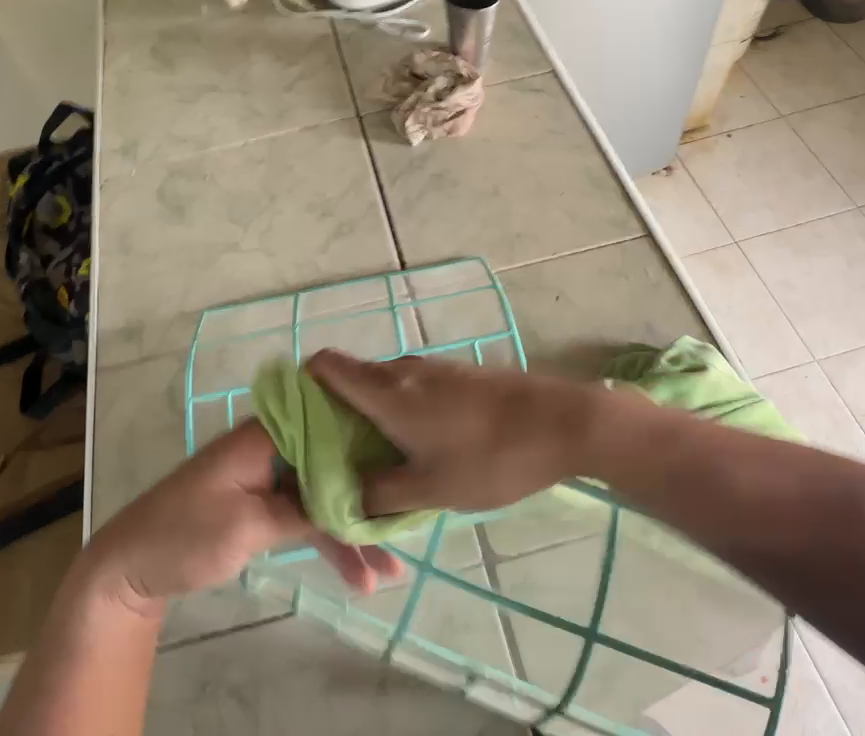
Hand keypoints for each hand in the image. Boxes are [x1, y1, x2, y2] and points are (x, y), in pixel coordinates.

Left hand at [83, 420, 402, 617]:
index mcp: (264, 436)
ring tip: (390, 572)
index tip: (408, 457)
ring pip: (325, 496)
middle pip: (334, 462)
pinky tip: (359, 577)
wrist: (131, 567)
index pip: (327, 422)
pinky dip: (331, 543)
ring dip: (354, 532)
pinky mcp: (266, 504)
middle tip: (408, 525)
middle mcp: (272, 448)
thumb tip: (354, 498)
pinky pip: (309, 517)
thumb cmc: (183, 535)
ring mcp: (270, 477)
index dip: (368, 437)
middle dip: (370, 494)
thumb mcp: (247, 526)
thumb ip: (302, 510)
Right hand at [306, 349, 604, 516]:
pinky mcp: (460, 376)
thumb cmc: (491, 458)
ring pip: (384, 386)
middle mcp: (404, 369)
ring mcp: (435, 368)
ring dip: (372, 417)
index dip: (302, 387)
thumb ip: (378, 496)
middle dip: (336, 415)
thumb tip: (341, 499)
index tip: (299, 427)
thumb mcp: (430, 489)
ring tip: (378, 461)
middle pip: (351, 378)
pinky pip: (413, 390)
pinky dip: (401, 413)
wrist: (565, 424)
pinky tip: (420, 448)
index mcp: (386, 390)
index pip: (324, 365)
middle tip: (335, 460)